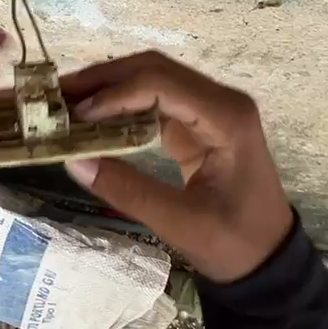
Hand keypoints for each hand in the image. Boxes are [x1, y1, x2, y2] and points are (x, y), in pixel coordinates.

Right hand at [62, 52, 293, 282]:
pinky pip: (154, 96)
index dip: (114, 94)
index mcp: (226, 118)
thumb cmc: (234, 243)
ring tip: (67, 100)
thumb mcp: (180, 223)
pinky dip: (121, 102)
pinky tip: (92, 115)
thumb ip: (127, 190)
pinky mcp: (197, 120)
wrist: (269, 260)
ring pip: (151, 76)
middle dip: (104, 79)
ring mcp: (209, 107)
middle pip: (153, 68)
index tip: (76, 115)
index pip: (160, 84)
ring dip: (109, 85)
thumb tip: (73, 160)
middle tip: (58, 95)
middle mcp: (220, 100)